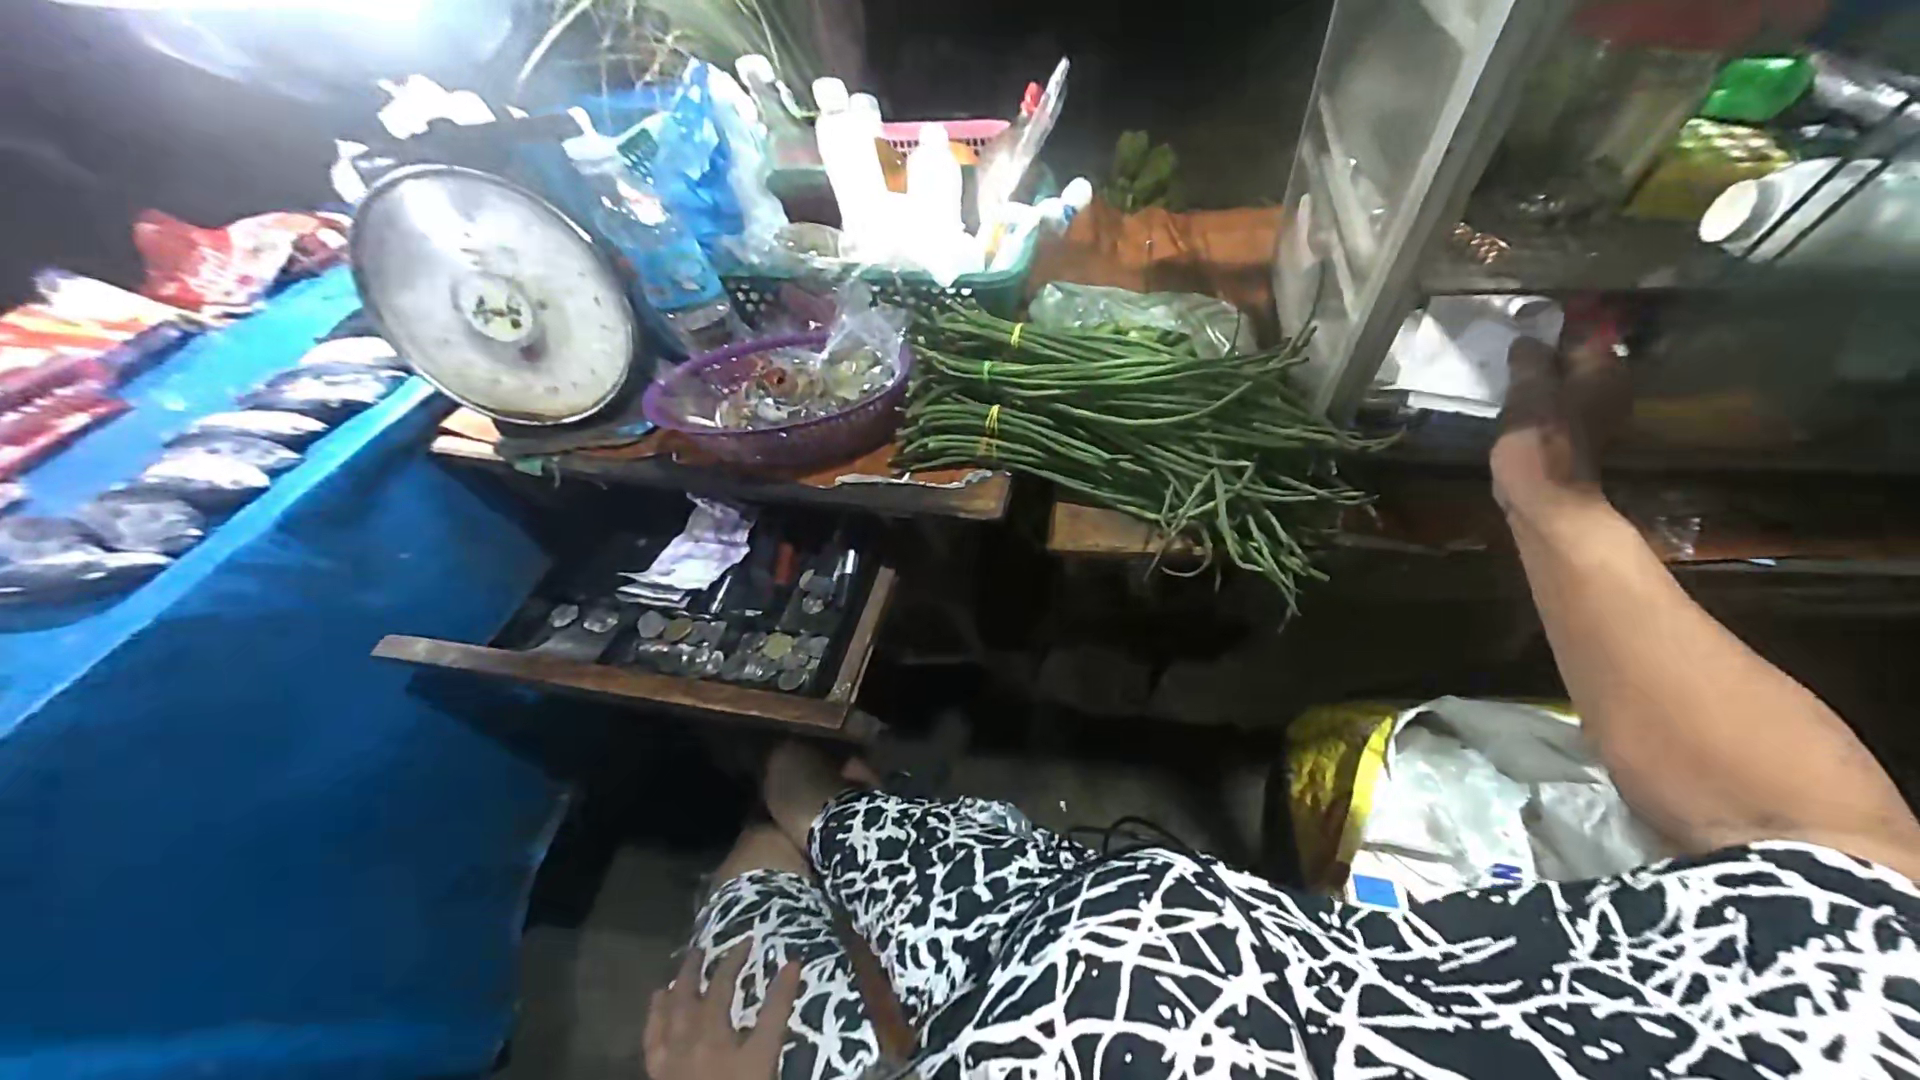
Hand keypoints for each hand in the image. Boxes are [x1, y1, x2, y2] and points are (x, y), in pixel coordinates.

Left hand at [645, 945, 800, 1079]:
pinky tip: (654, 1018)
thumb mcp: (765, 1055)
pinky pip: (650, 1046)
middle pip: (686, 995)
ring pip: (662, 1018)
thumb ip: (777, 1009)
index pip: (722, 983)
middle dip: (694, 968)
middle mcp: (684, 1040)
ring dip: (669, 994)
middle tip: (700, 948)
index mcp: (712, 1031)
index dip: (735, 959)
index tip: (748, 940)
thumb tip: (793, 964)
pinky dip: (652, 1025)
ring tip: (670, 979)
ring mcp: (666, 1063)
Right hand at [1491, 330, 1630, 523]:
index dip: (1549, 331)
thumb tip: (1526, 339)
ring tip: (1505, 379)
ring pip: (1564, 383)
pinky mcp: (1576, 434)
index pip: (1580, 335)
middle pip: (1573, 360)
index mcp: (1604, 371)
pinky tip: (1515, 406)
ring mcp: (1595, 413)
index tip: (1516, 332)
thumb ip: (1529, 361)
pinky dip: (1539, 401)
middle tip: (1506, 356)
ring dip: (1539, 380)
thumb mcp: (1528, 394)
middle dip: (1543, 356)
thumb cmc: (1538, 442)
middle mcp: (1610, 387)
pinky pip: (1558, 405)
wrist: (1544, 497)